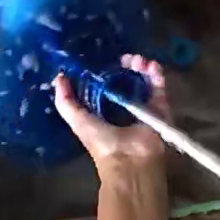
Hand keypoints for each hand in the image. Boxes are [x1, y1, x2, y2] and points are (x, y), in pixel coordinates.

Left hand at [53, 54, 167, 178]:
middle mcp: (125, 105)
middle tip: (124, 59)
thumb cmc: (102, 143)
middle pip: (127, 77)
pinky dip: (156, 73)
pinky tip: (151, 65)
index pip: (106, 82)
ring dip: (141, 65)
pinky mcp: (160, 107)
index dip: (105, 69)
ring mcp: (144, 105)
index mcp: (105, 108)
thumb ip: (66, 101)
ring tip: (137, 61)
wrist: (130, 162)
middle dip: (126, 65)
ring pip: (144, 78)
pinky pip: (159, 85)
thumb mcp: (78, 121)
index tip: (104, 57)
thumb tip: (59, 77)